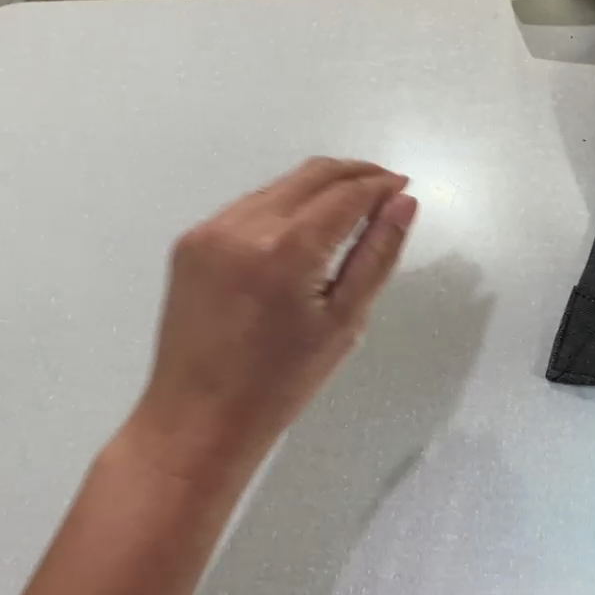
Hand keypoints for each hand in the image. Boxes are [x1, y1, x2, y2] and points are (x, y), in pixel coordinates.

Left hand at [127, 158, 417, 483]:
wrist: (196, 421)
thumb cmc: (282, 382)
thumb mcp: (345, 321)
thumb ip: (378, 253)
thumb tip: (404, 203)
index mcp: (287, 249)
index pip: (345, 194)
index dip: (379, 185)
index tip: (403, 187)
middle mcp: (244, 226)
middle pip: (312, 174)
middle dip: (355, 173)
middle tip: (386, 188)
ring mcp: (211, 230)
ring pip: (281, 185)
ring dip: (320, 186)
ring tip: (350, 208)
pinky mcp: (191, 241)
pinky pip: (250, 205)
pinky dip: (285, 205)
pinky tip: (303, 230)